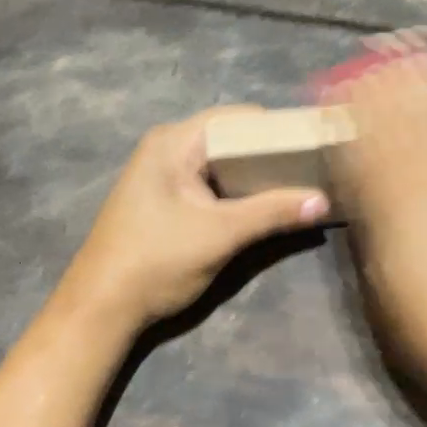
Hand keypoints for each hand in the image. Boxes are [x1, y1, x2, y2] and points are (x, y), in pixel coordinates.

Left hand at [67, 107, 328, 326]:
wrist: (102, 307)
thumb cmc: (156, 260)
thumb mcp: (221, 235)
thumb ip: (272, 213)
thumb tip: (324, 201)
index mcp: (174, 143)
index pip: (238, 118)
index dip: (278, 128)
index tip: (316, 144)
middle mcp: (169, 150)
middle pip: (233, 140)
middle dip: (273, 155)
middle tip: (316, 168)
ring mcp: (167, 178)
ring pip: (226, 166)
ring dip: (260, 178)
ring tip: (303, 186)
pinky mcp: (170, 204)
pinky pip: (215, 187)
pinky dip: (243, 195)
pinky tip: (270, 208)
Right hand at [331, 48, 426, 384]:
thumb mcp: (384, 287)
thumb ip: (372, 230)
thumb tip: (358, 189)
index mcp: (397, 210)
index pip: (370, 147)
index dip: (356, 112)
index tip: (341, 82)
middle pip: (411, 122)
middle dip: (393, 82)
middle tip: (380, 44)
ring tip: (423, 46)